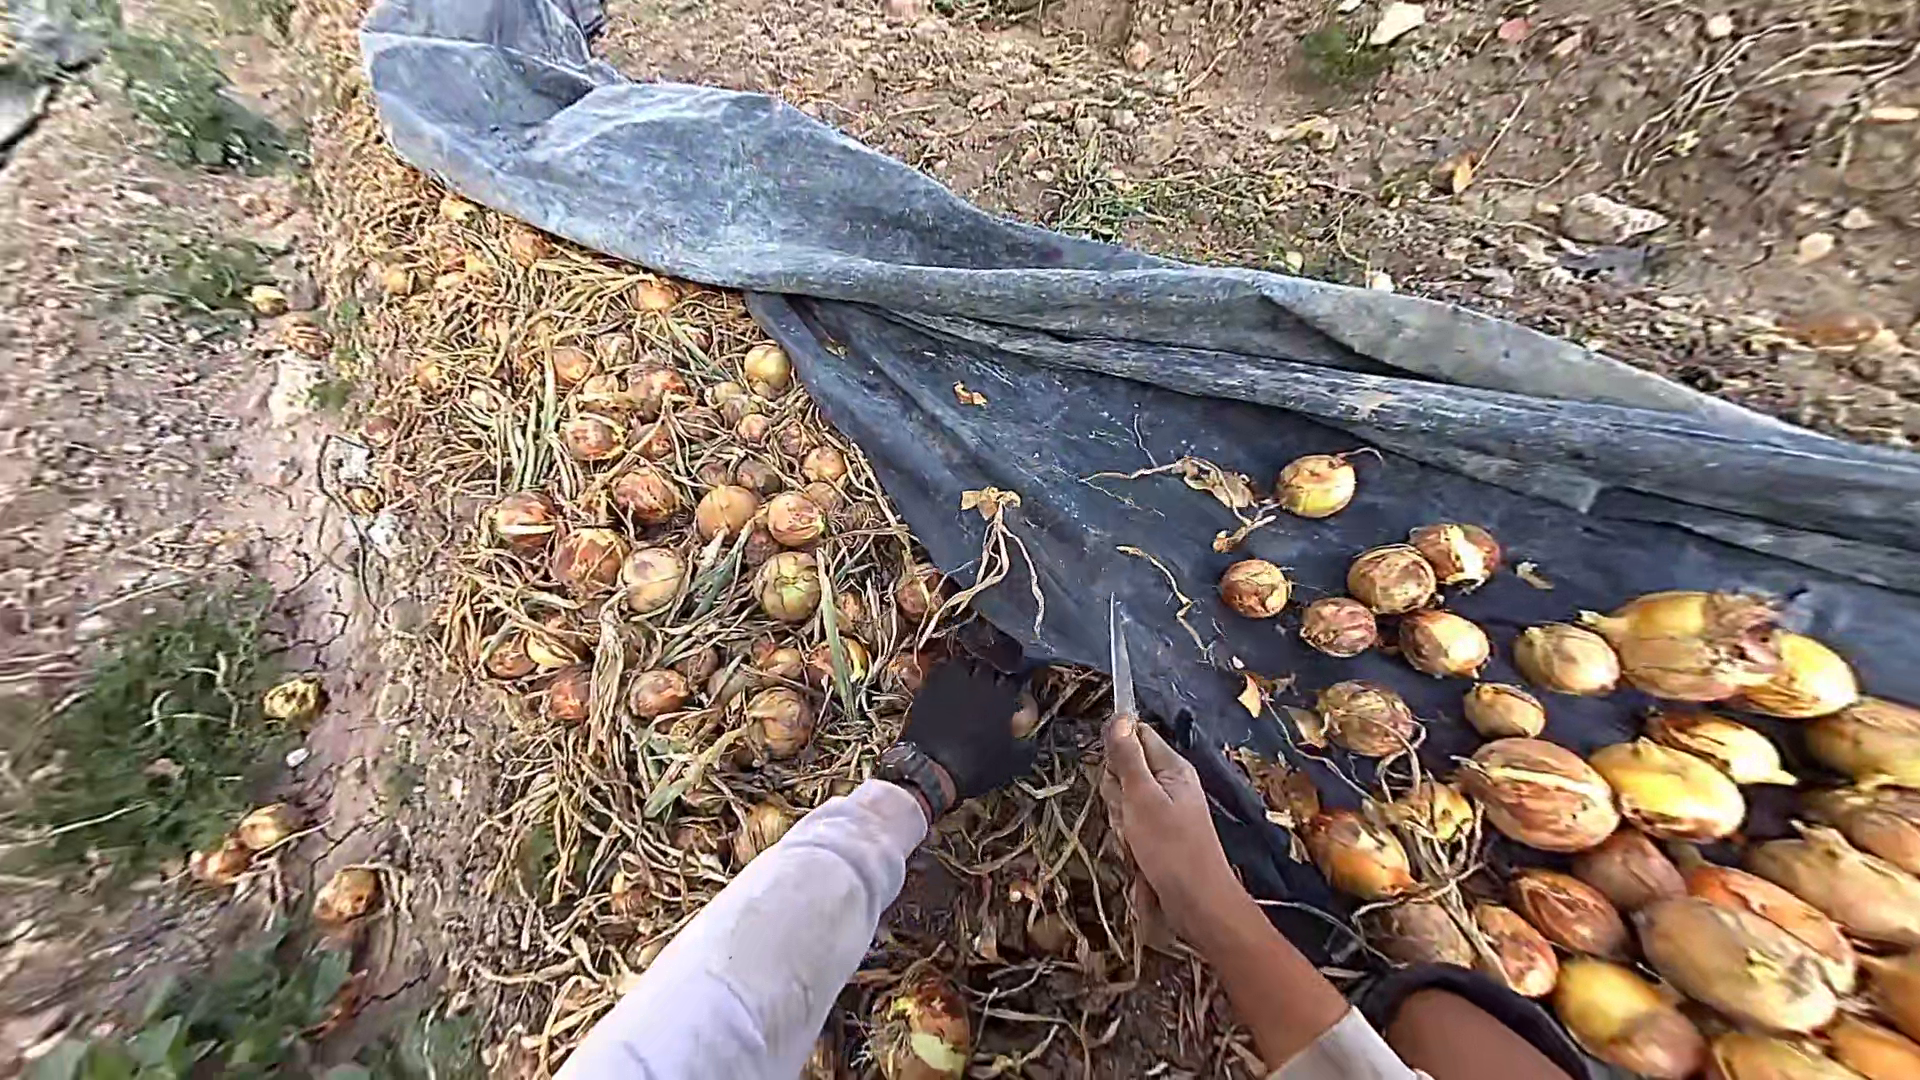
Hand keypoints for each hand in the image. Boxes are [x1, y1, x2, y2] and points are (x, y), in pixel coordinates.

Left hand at [898, 659, 1035, 804]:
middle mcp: (980, 683)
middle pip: (989, 666)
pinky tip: (946, 681)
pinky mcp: (931, 685)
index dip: (1013, 685)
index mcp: (1002, 698)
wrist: (933, 769)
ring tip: (967, 677)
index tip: (1011, 691)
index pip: (1013, 679)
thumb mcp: (1011, 764)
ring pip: (964, 662)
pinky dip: (946, 671)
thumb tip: (1034, 741)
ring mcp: (953, 681)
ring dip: (968, 668)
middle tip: (989, 684)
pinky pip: (941, 668)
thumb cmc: (976, 767)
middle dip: (991, 673)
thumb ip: (1027, 748)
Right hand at [1100, 712, 1250, 947]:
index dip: (1117, 748)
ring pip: (1122, 797)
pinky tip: (1135, 852)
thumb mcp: (1142, 797)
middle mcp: (1168, 782)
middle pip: (1124, 767)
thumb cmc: (1172, 849)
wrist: (1198, 907)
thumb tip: (1119, 716)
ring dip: (1120, 817)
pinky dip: (1126, 836)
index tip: (1113, 771)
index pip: (1136, 734)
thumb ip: (1127, 757)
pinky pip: (1129, 821)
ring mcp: (1163, 808)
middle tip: (1128, 812)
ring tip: (1134, 837)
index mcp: (1172, 766)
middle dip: (1116, 791)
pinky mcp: (1157, 832)